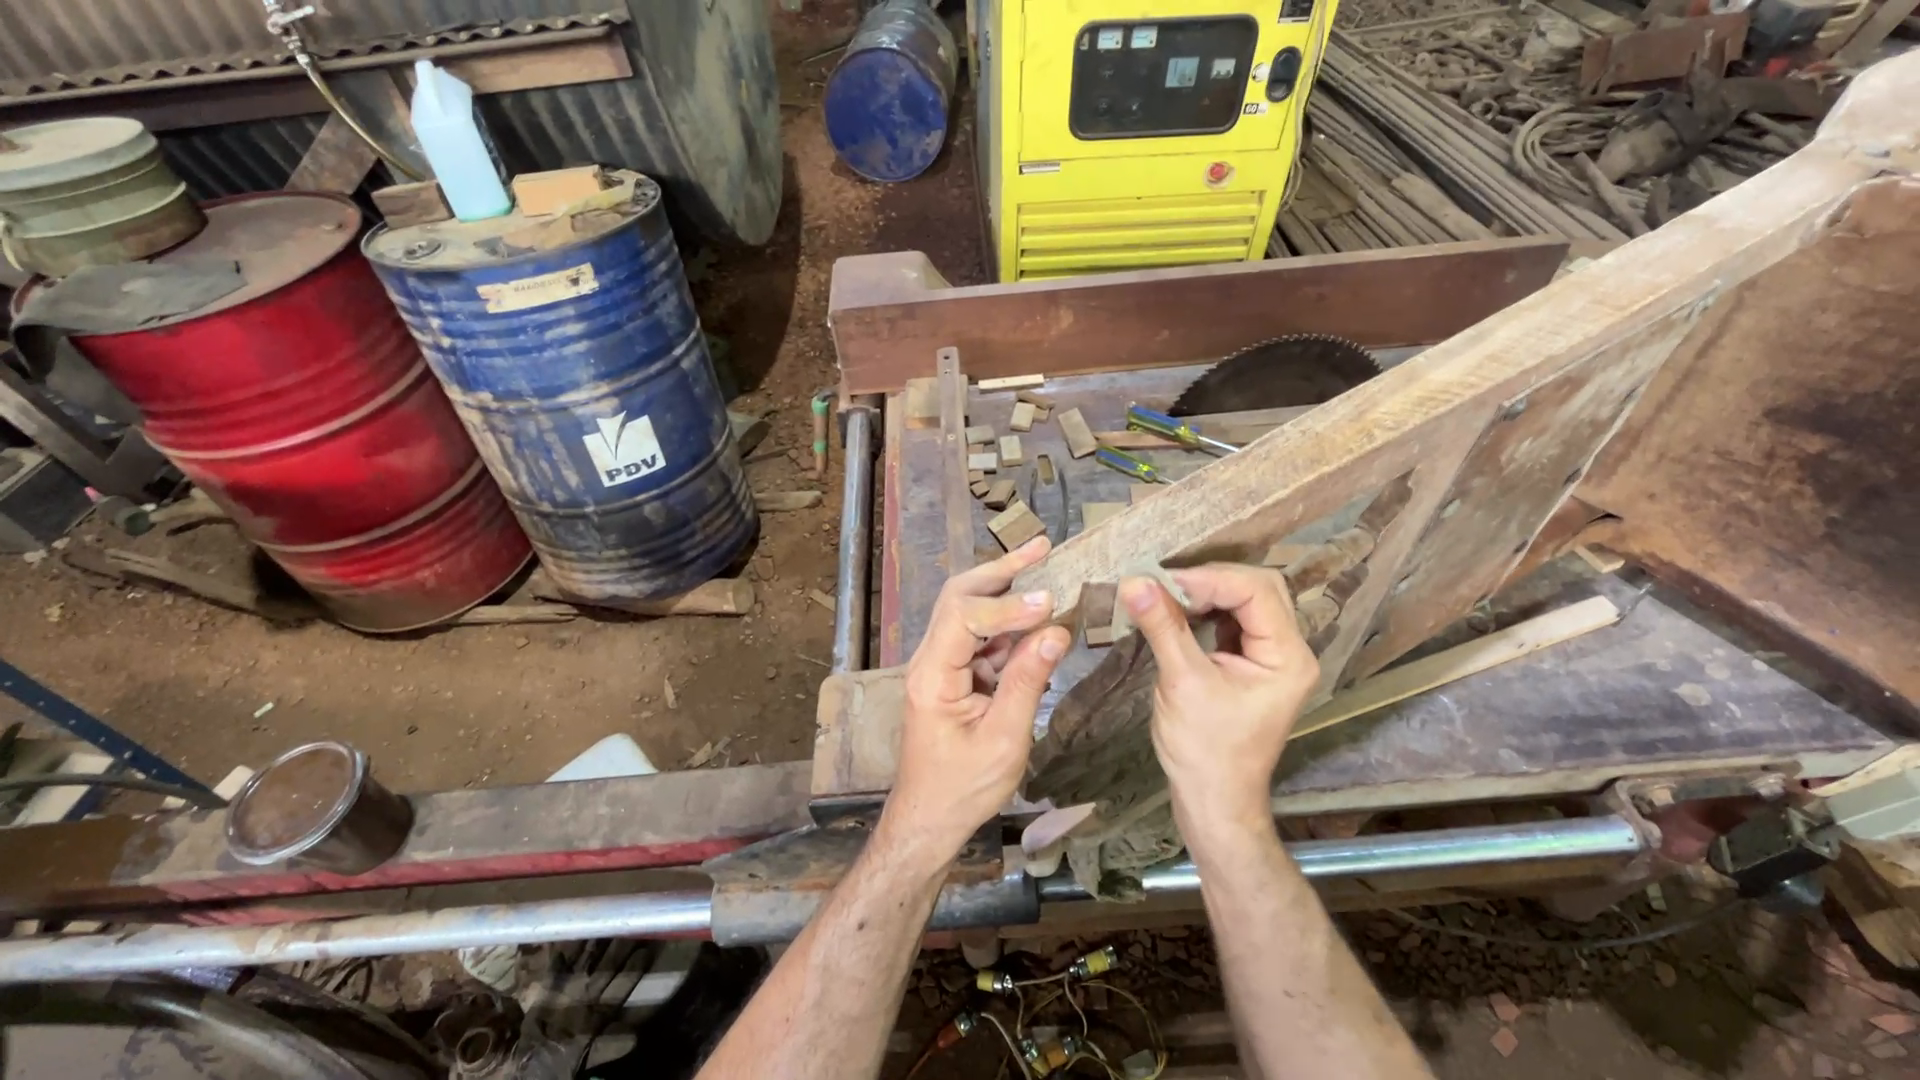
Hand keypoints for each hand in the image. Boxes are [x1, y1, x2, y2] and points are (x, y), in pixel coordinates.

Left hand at [882, 537, 1072, 866]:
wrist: (930, 819)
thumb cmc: (962, 788)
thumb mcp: (1004, 740)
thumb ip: (1028, 682)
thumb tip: (1056, 631)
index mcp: (932, 675)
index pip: (965, 617)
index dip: (1009, 605)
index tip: (1050, 602)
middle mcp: (931, 660)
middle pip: (960, 598)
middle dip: (1001, 571)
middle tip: (1042, 547)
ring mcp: (942, 666)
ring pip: (972, 614)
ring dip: (1008, 592)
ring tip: (1047, 566)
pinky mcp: (956, 678)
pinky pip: (983, 640)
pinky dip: (1012, 625)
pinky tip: (1040, 617)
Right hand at [1119, 565, 1319, 829]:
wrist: (1213, 801)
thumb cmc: (1204, 750)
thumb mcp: (1182, 683)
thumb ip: (1163, 627)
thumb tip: (1134, 581)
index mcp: (1288, 657)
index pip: (1256, 591)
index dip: (1209, 579)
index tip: (1161, 582)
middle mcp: (1290, 650)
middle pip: (1258, 589)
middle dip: (1209, 581)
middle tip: (1163, 586)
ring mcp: (1273, 657)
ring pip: (1245, 601)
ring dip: (1206, 593)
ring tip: (1164, 595)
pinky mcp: (1252, 663)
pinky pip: (1233, 620)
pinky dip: (1205, 610)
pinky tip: (1176, 612)